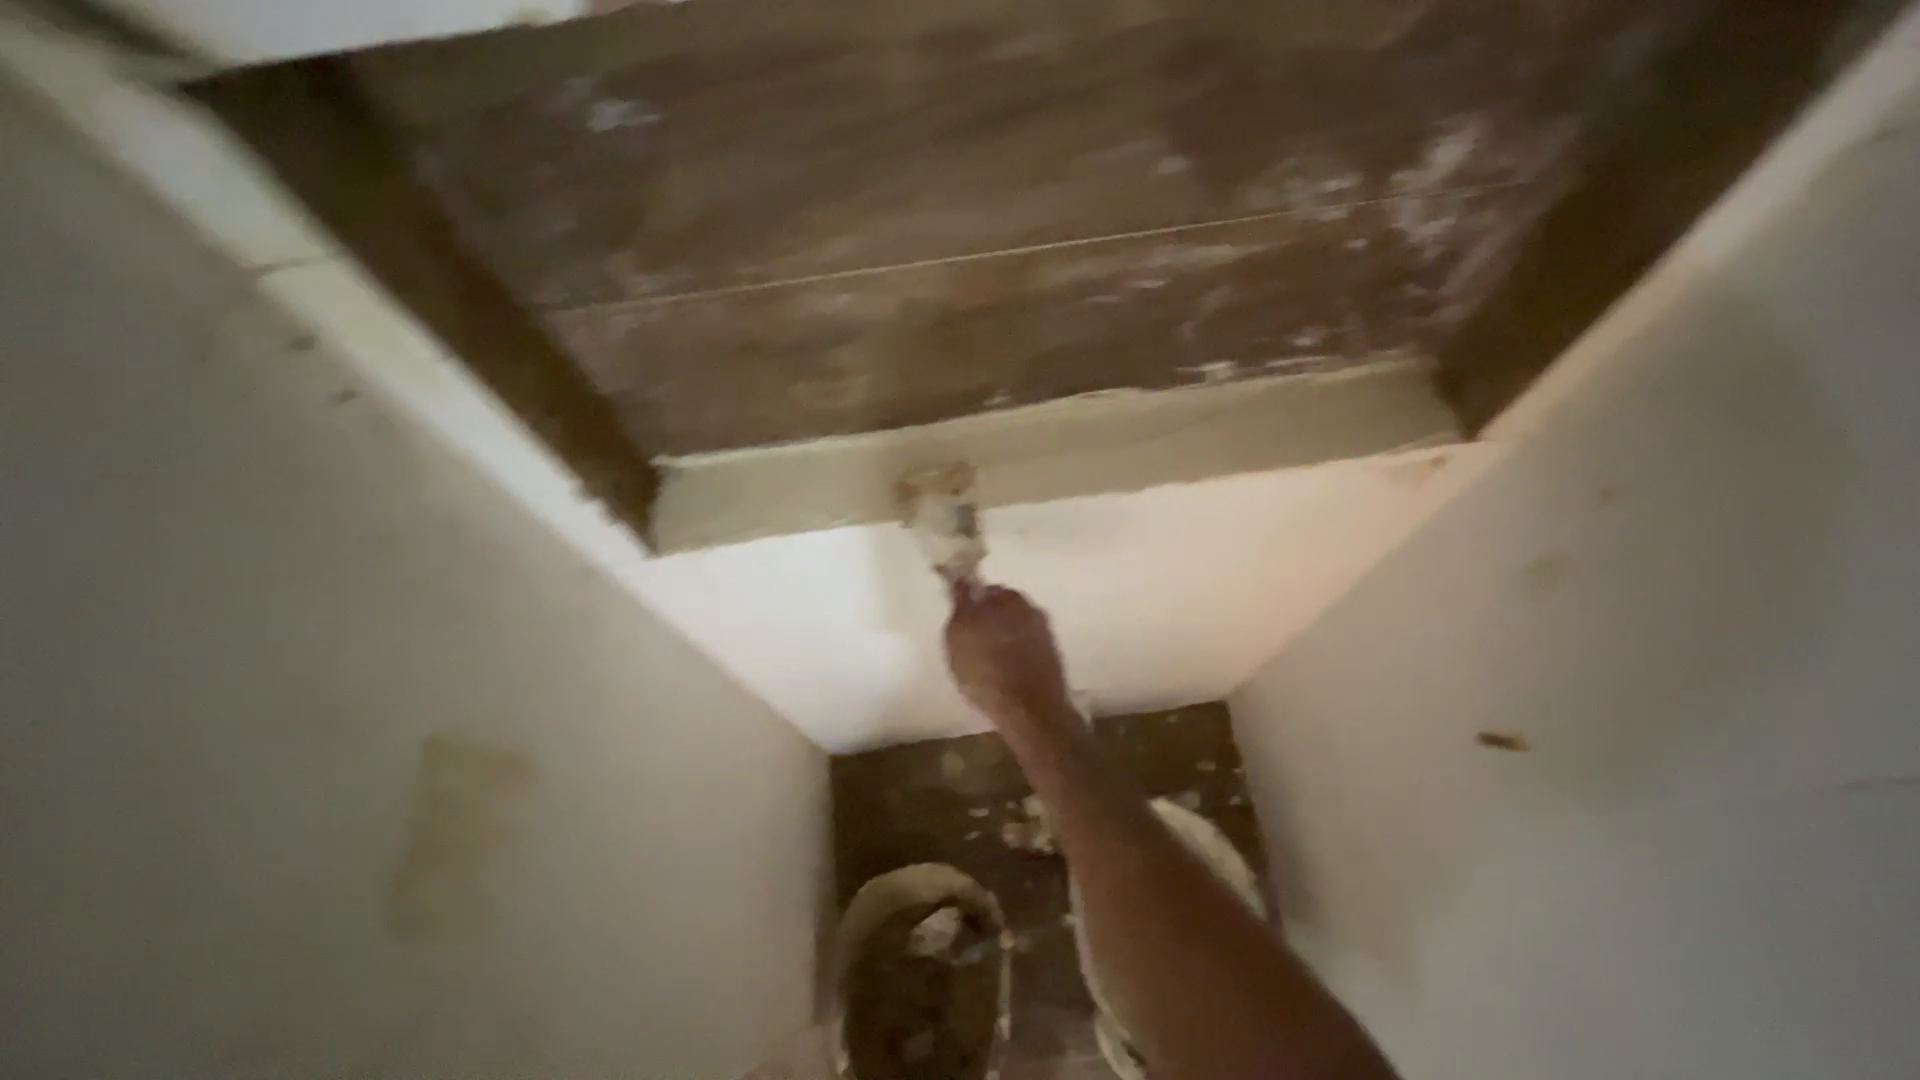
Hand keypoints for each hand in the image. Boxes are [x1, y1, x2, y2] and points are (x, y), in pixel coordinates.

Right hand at [944, 584, 1070, 721]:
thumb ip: (960, 604)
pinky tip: (1005, 672)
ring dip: (1003, 637)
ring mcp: (1045, 632)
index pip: (983, 589)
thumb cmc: (986, 670)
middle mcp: (1030, 607)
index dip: (969, 602)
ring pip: (1016, 627)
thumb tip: (962, 580)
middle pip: (1002, 607)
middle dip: (988, 618)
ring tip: (987, 661)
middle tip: (970, 642)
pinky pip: (1026, 647)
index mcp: (1006, 596)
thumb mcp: (958, 635)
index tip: (959, 619)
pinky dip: (1016, 654)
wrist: (1029, 709)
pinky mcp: (1053, 656)